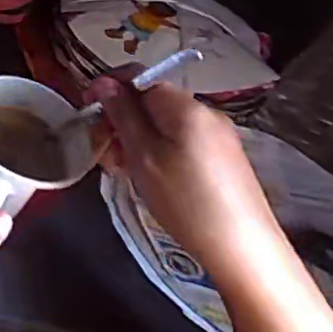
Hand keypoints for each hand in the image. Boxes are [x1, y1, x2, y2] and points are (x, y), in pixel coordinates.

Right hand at [91, 74, 280, 273]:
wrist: (246, 254)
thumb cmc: (186, 201)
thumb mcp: (143, 156)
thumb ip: (122, 114)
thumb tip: (104, 83)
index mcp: (184, 106)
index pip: (137, 76)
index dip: (107, 87)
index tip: (86, 110)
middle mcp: (204, 112)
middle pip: (149, 101)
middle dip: (120, 120)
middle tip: (104, 153)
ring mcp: (218, 136)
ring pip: (163, 124)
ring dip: (136, 139)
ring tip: (124, 170)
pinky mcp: (224, 159)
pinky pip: (180, 141)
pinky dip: (157, 151)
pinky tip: (150, 178)